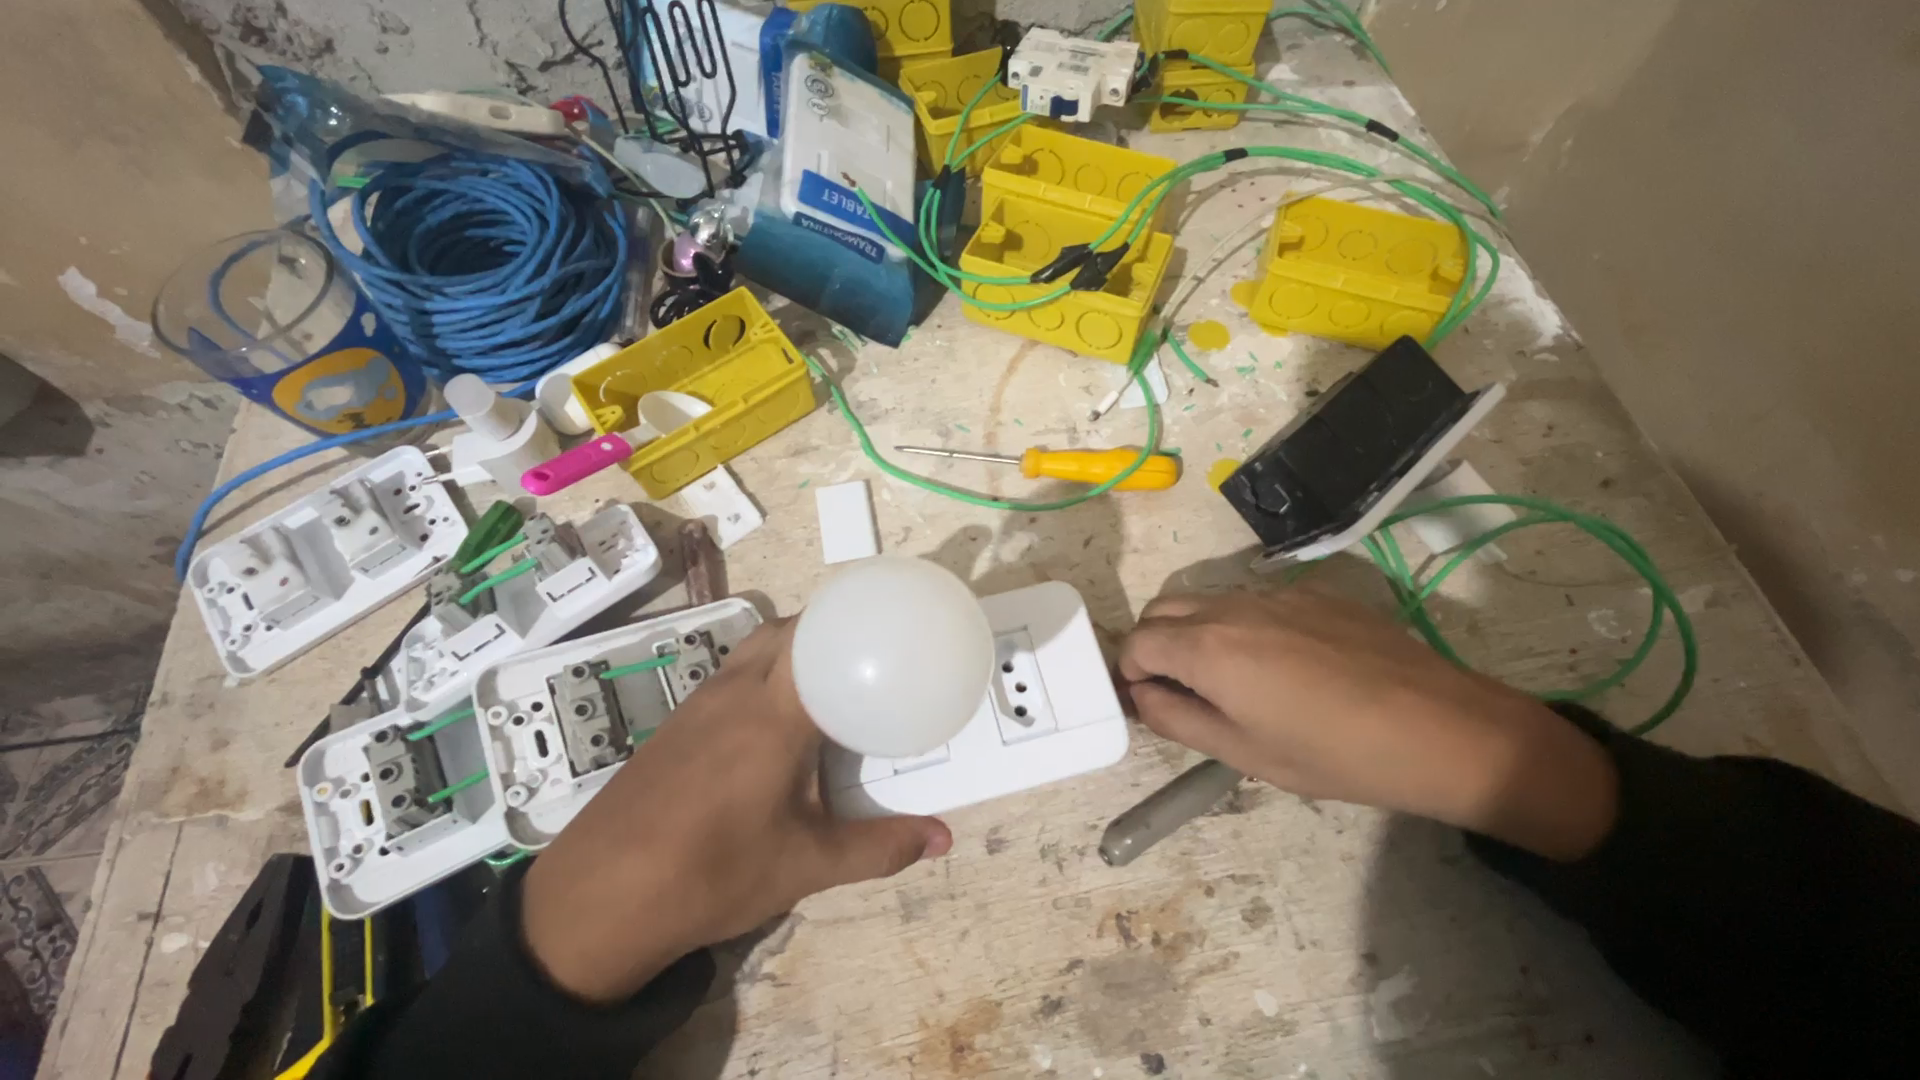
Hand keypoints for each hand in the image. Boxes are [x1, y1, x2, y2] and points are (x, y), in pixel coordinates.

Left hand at [521, 617, 952, 1002]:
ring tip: (829, 684)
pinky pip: (731, 674)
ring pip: (754, 649)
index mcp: (775, 712)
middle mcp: (736, 691)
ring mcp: (699, 703)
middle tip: (870, 659)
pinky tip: (775, 723)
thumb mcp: (805, 865)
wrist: (597, 900)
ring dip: (792, 650)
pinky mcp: (676, 723)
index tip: (891, 628)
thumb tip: (942, 841)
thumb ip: (878, 848)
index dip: (853, 621)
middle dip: (829, 632)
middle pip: (786, 631)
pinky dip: (763, 674)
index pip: (817, 637)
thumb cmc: (712, 873)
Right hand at [1118, 588, 1617, 860]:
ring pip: (1207, 600)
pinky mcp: (1314, 593)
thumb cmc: (1334, 755)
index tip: (1149, 701)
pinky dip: (1239, 624)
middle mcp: (1232, 607)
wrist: (1442, 729)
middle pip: (1163, 609)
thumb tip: (1141, 695)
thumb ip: (1176, 718)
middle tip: (1179, 689)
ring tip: (1230, 680)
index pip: (1136, 641)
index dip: (1129, 672)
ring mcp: (1276, 594)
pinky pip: (1252, 600)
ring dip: (1195, 632)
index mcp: (1207, 648)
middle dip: (1154, 644)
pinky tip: (1282, 666)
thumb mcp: (1244, 753)